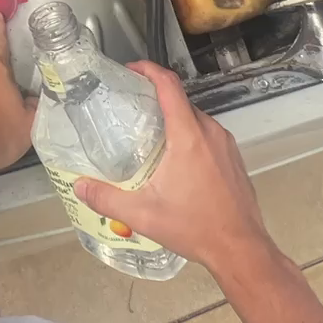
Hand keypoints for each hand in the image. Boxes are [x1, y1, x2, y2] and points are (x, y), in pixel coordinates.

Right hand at [72, 61, 273, 267]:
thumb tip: (80, 185)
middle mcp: (209, 132)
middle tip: (132, 108)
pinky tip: (177, 158)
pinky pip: (208, 133)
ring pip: (194, 117)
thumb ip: (107, 198)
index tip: (130, 70)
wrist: (243, 252)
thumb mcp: (144, 214)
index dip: (148, 69)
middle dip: (155, 97)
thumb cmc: (196, 227)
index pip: (168, 84)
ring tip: (150, 133)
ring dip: (173, 117)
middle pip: (180, 99)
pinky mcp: (234, 158)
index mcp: (188, 134)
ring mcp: (226, 144)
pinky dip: (190, 133)